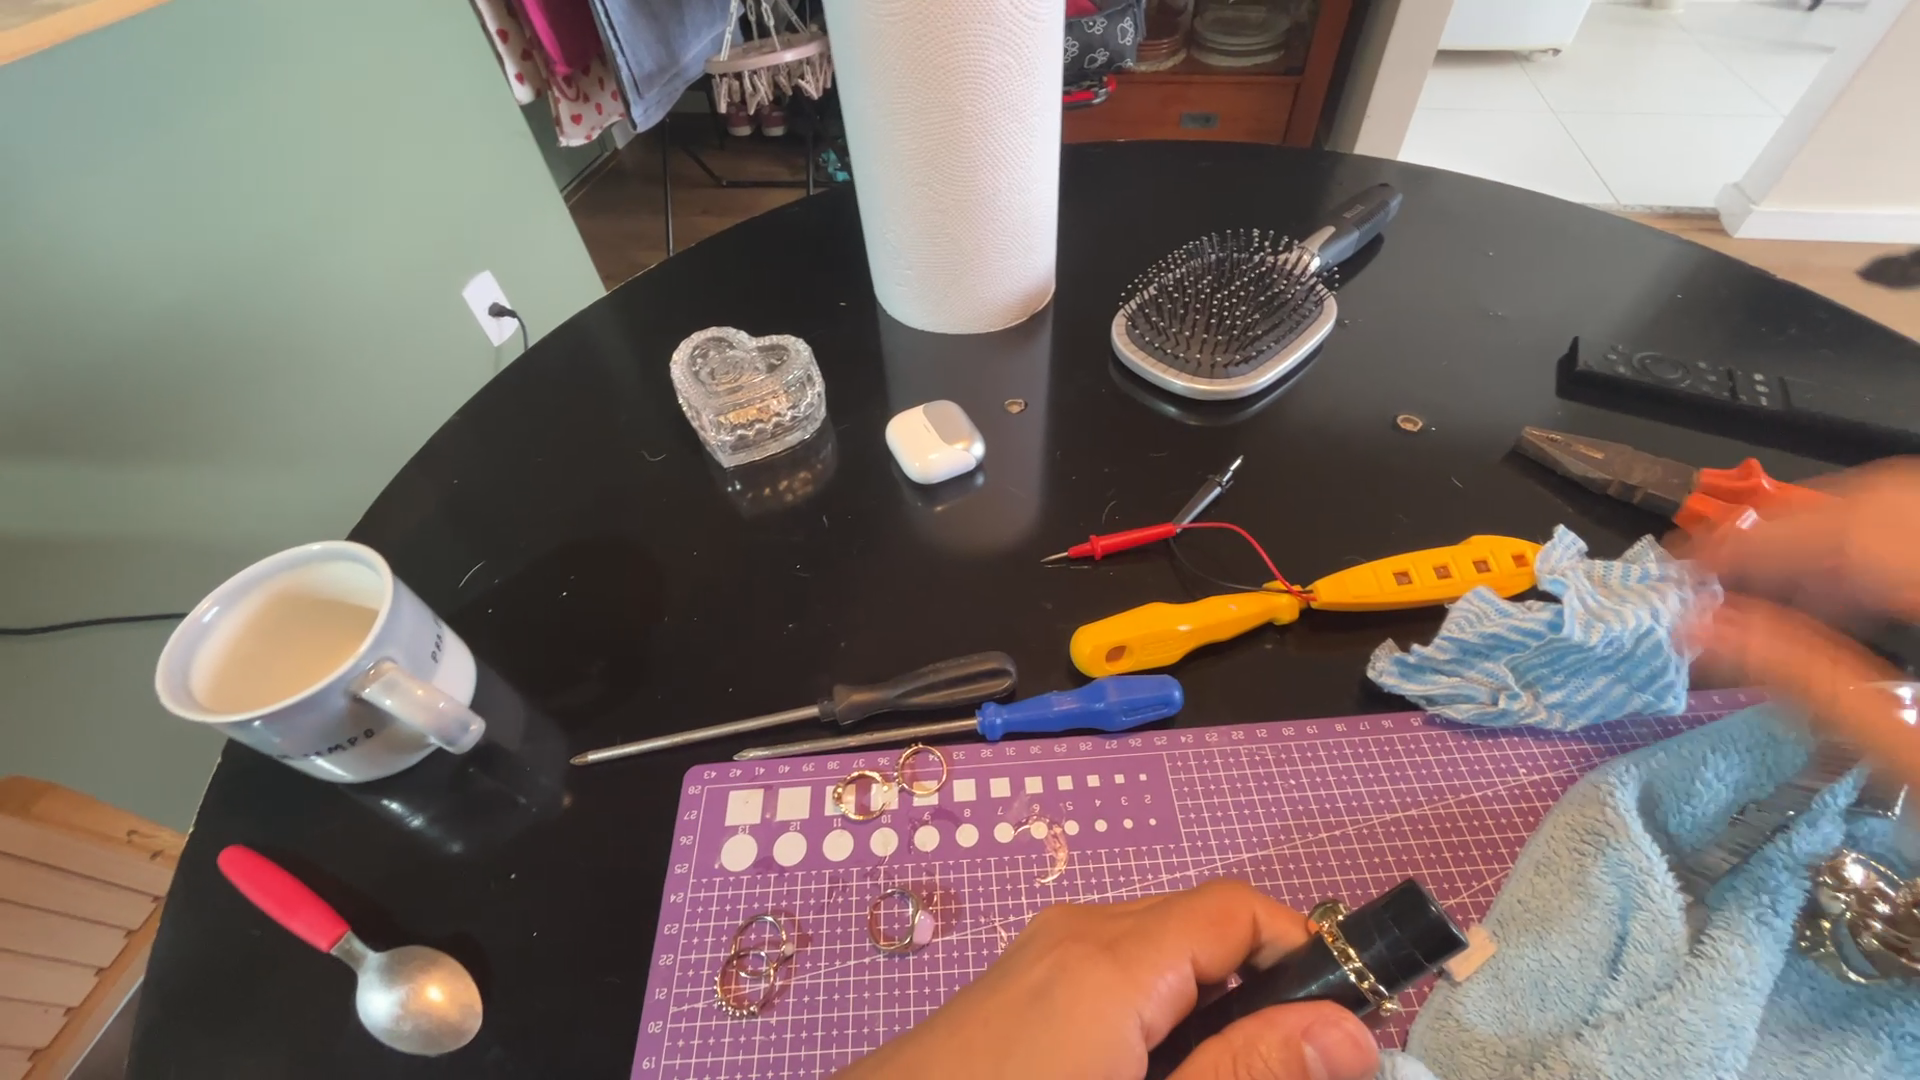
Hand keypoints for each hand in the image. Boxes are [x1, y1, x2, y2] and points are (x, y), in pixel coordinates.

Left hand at [834, 879, 1378, 1079]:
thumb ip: (1248, 1073)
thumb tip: (1348, 1030)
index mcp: (1112, 954)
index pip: (1236, 905)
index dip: (1307, 945)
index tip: (1350, 1019)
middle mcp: (1080, 926)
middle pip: (1201, 921)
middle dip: (1263, 982)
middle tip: (1289, 1067)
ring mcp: (1046, 945)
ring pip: (1161, 944)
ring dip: (1212, 998)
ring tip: (1221, 1072)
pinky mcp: (1028, 972)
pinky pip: (1116, 964)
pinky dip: (1159, 1001)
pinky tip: (1153, 1064)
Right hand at [1687, 458, 1919, 784]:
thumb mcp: (1917, 762)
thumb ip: (1807, 680)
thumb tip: (1698, 624)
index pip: (1858, 534)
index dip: (1757, 542)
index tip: (1687, 570)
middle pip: (1892, 501)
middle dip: (1790, 531)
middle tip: (1719, 574)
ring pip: (1913, 506)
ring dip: (1829, 538)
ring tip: (1772, 588)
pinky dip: (1877, 552)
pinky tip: (1846, 592)